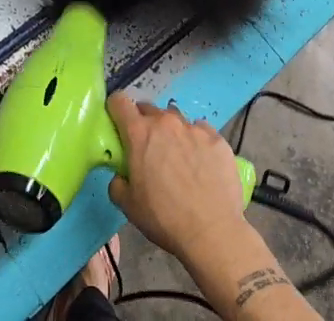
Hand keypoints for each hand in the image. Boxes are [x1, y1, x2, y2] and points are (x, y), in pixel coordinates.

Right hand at [106, 94, 250, 263]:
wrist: (212, 232)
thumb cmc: (164, 218)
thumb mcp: (128, 205)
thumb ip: (117, 182)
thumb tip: (122, 175)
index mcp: (139, 133)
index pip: (119, 102)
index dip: (116, 109)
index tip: (118, 123)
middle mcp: (166, 123)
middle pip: (149, 109)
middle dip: (145, 123)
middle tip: (149, 149)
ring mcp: (194, 129)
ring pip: (177, 120)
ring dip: (172, 132)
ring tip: (179, 157)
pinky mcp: (218, 139)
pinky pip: (202, 131)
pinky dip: (197, 141)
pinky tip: (202, 163)